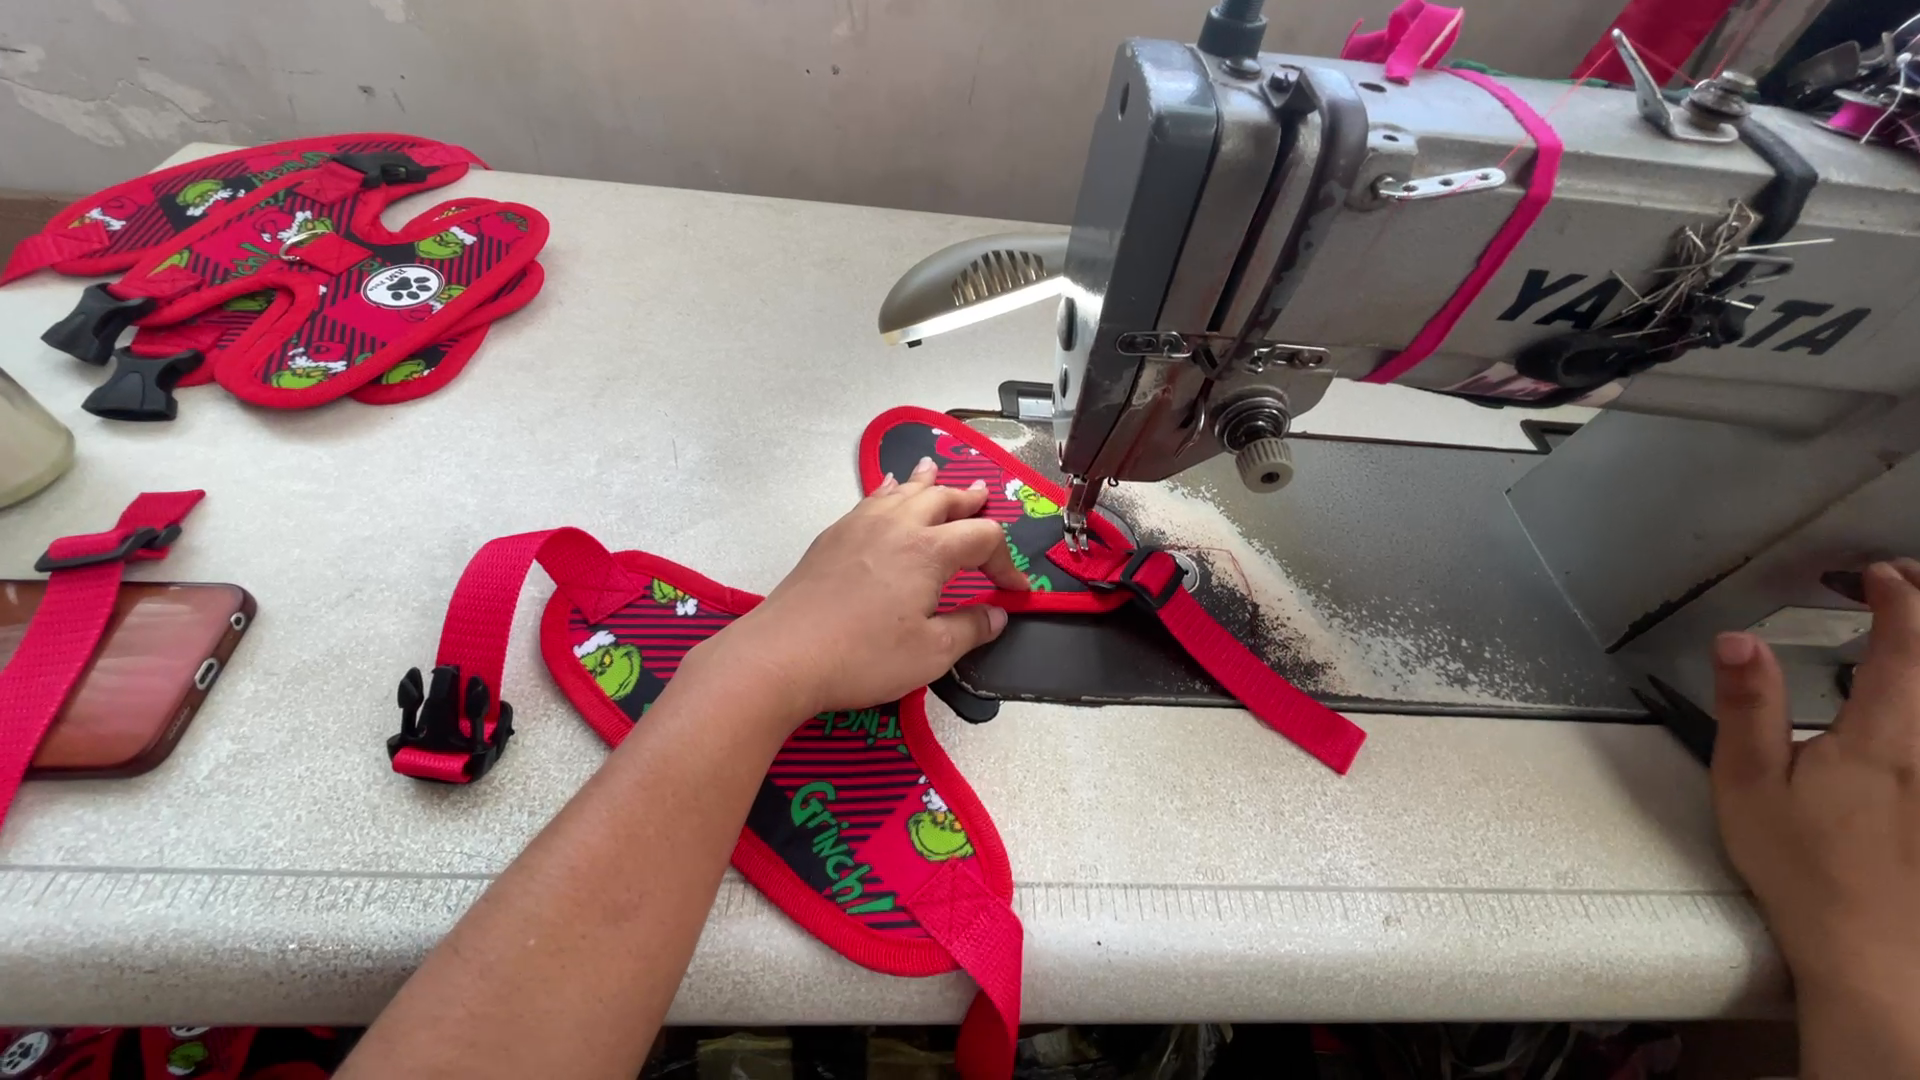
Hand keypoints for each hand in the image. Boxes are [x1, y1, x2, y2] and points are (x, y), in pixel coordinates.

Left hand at [689, 455, 1028, 723]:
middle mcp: (898, 525)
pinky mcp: (833, 536)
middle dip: (968, 501)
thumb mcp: (931, 653)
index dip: (1006, 562)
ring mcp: (861, 525)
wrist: (783, 654)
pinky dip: (888, 490)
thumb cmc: (864, 656)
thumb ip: (970, 629)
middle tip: (984, 496)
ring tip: (937, 469)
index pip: (984, 538)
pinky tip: (887, 489)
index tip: (1014, 591)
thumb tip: (997, 615)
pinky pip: (870, 499)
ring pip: (903, 491)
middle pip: (944, 499)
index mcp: (930, 550)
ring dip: (927, 482)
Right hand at [1712, 559, 1919, 1077]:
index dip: (1900, 607)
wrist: (1870, 944)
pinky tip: (1908, 695)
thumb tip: (1738, 639)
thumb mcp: (1749, 780)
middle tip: (1908, 583)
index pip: (1905, 656)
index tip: (1880, 573)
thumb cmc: (1797, 858)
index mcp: (1882, 741)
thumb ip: (1748, 707)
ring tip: (1919, 630)